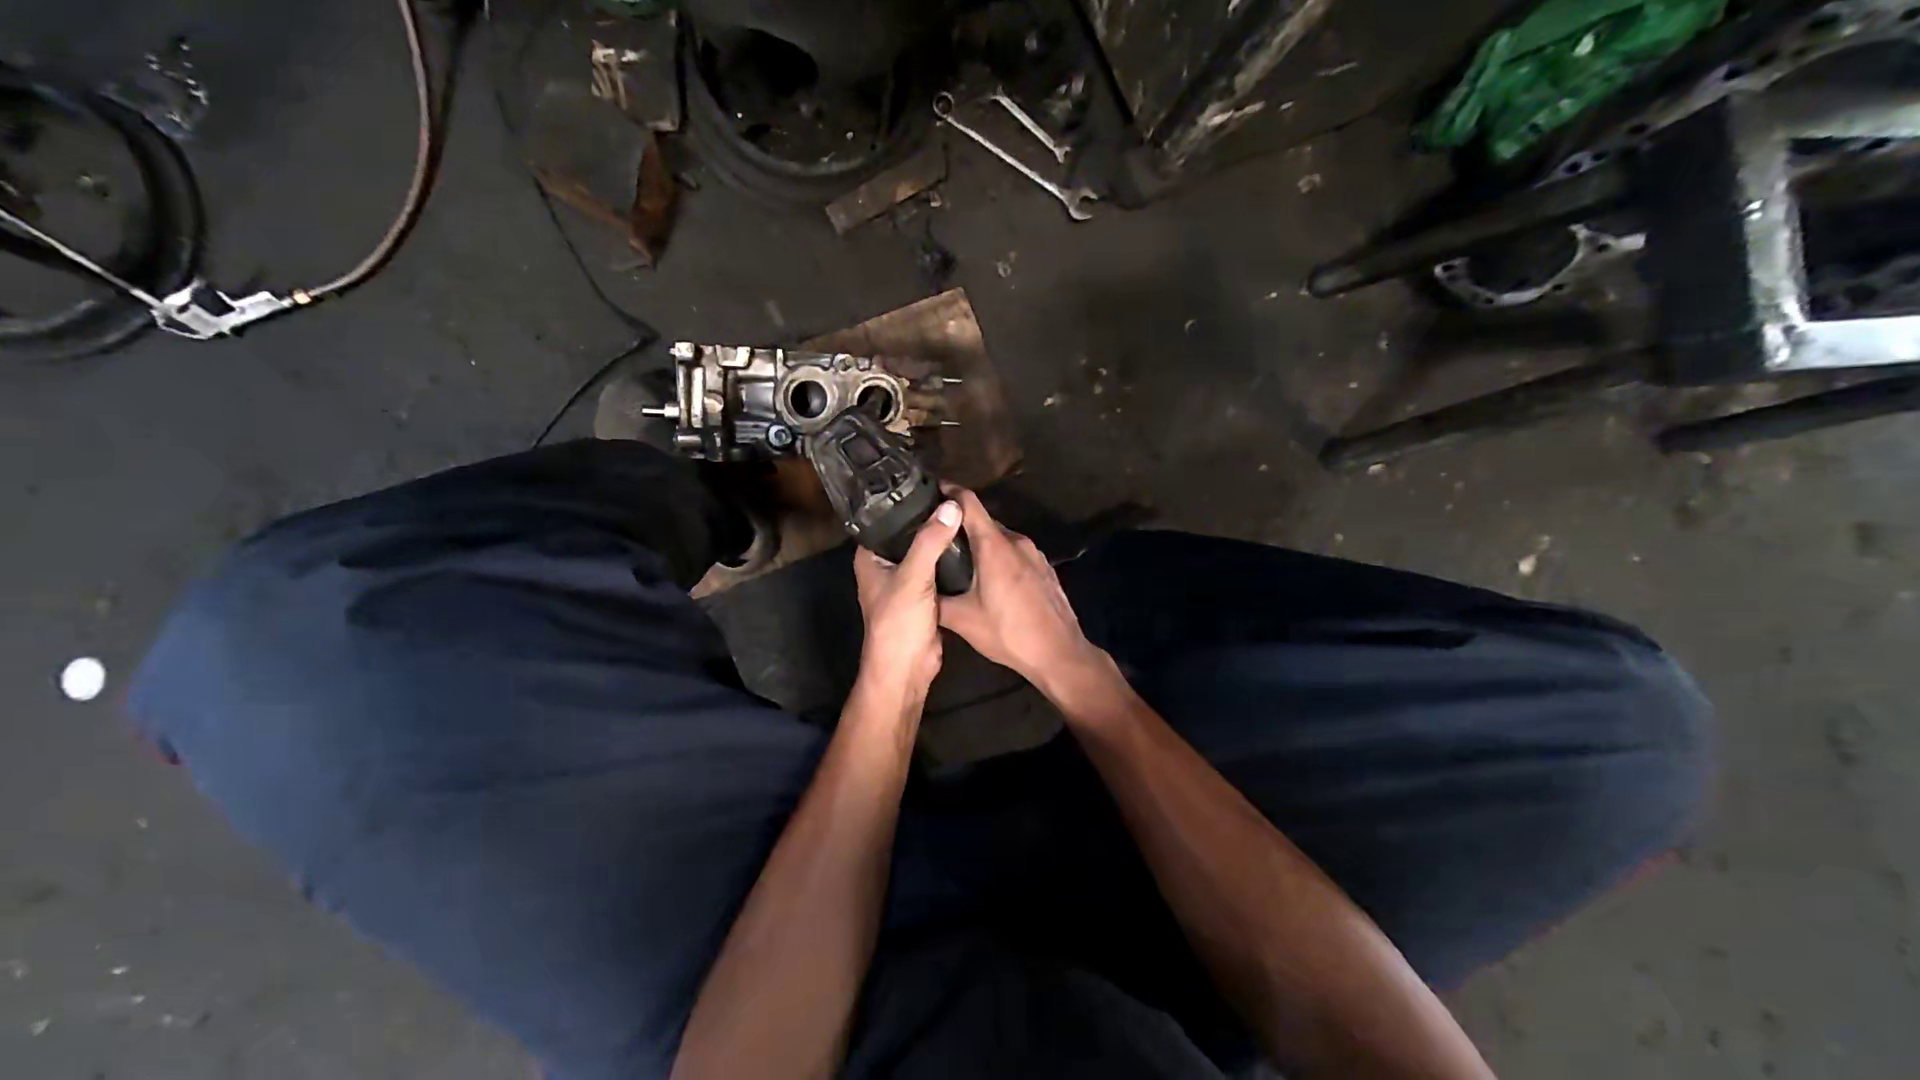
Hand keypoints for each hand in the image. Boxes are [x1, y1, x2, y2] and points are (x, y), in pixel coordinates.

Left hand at [851, 499, 964, 698]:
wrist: (907, 669)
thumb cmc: (897, 622)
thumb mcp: (913, 577)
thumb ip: (930, 541)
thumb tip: (952, 505)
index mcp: (870, 558)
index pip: (885, 519)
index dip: (905, 502)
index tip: (932, 483)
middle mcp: (885, 565)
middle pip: (908, 534)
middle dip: (930, 518)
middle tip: (957, 496)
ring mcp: (905, 581)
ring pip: (925, 551)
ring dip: (942, 538)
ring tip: (966, 513)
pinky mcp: (925, 595)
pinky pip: (938, 569)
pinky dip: (951, 559)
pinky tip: (970, 543)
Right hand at [937, 489, 1108, 693]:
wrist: (1059, 653)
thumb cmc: (1009, 633)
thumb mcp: (963, 621)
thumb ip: (936, 600)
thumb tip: (915, 591)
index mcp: (994, 546)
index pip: (969, 502)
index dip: (949, 491)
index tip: (931, 490)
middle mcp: (1016, 542)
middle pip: (984, 521)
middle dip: (960, 525)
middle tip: (936, 536)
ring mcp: (1035, 554)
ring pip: (1001, 539)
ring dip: (980, 544)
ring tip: (958, 559)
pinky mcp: (1045, 568)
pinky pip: (1016, 554)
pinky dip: (999, 558)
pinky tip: (989, 579)